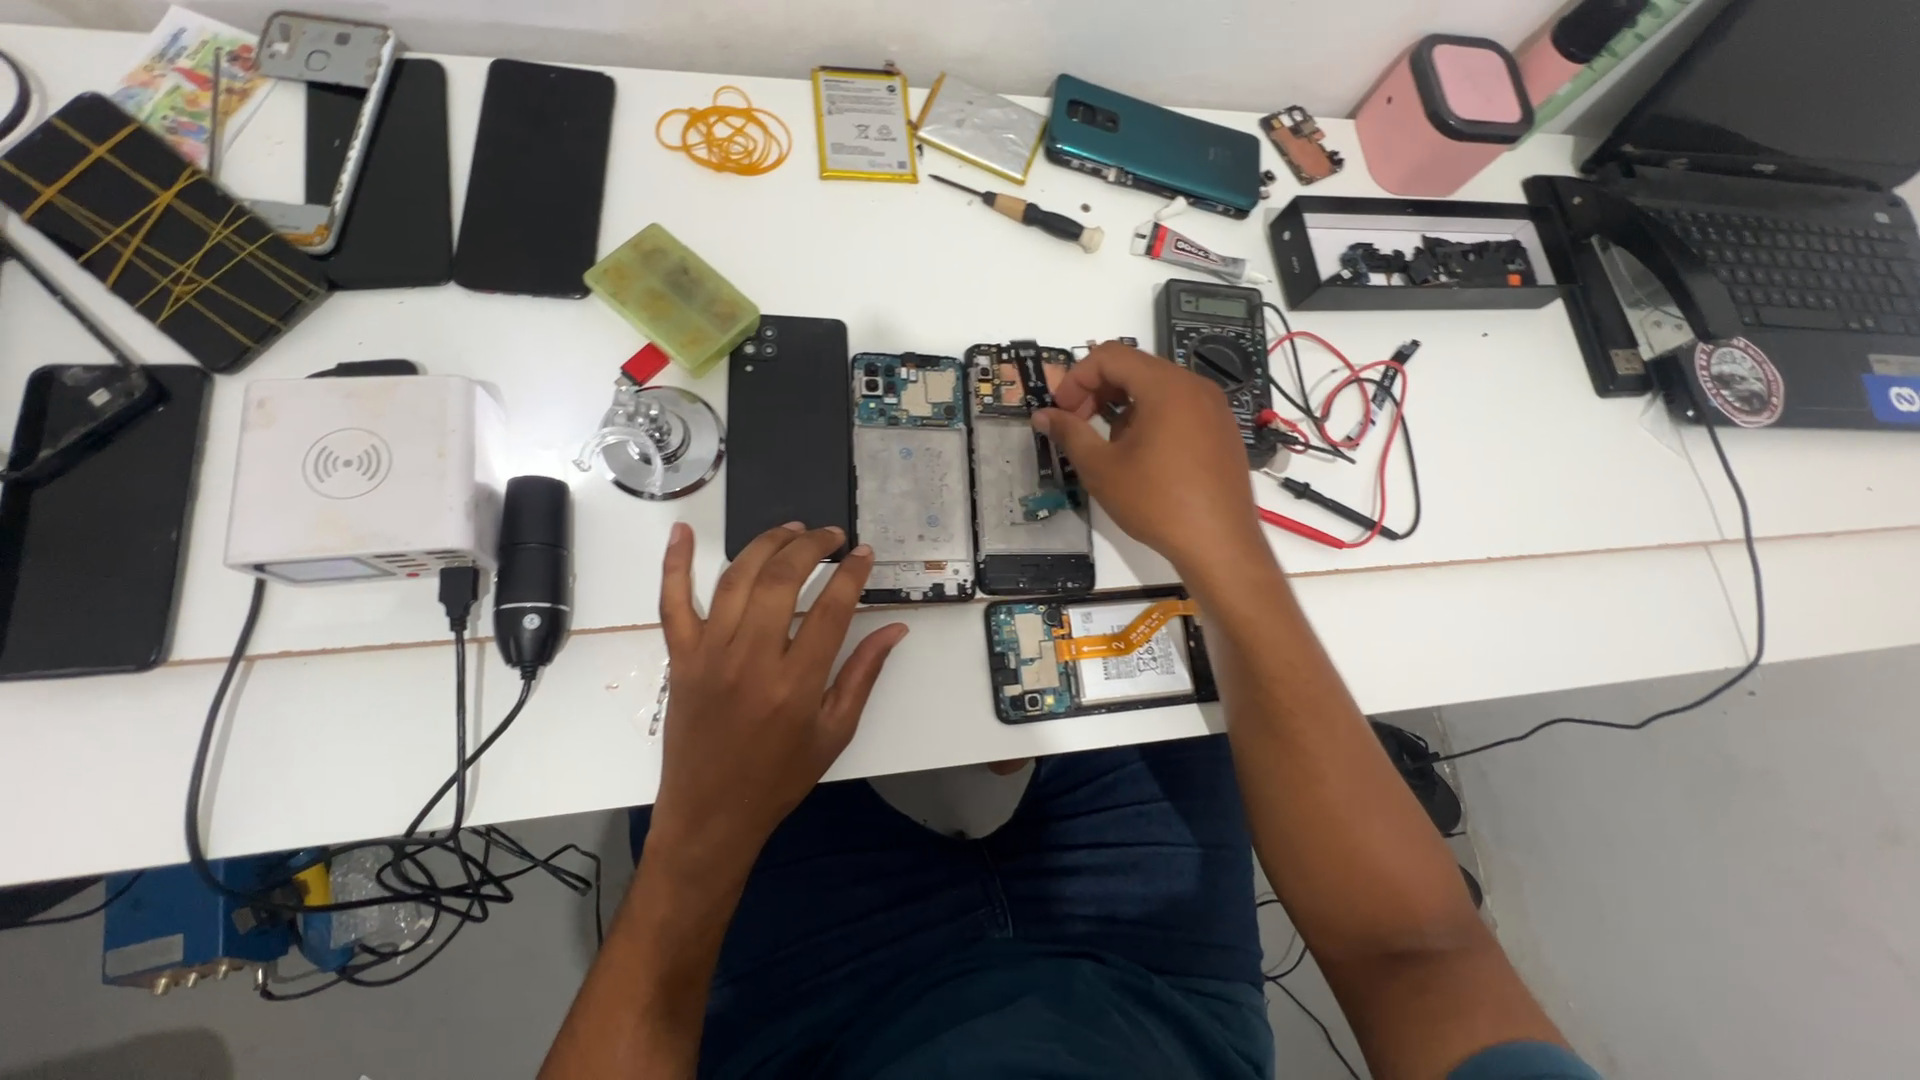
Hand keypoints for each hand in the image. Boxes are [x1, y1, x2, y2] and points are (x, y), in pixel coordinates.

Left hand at [650, 522, 907, 875]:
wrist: (710, 814)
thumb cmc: (779, 777)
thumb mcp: (835, 732)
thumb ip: (864, 674)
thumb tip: (895, 629)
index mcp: (795, 685)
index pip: (830, 609)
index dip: (851, 574)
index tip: (864, 554)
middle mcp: (751, 660)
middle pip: (781, 580)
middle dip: (811, 546)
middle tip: (832, 536)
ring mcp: (709, 655)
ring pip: (735, 579)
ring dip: (765, 544)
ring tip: (792, 530)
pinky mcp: (680, 658)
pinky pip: (672, 602)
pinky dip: (675, 564)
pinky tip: (683, 532)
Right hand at [1036, 341, 1268, 578]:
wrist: (1219, 544)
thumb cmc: (1157, 503)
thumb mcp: (1102, 468)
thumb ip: (1069, 433)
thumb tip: (1043, 416)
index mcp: (1166, 386)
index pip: (1110, 356)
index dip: (1077, 378)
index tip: (1062, 410)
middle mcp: (1195, 387)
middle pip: (1135, 368)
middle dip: (1098, 391)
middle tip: (1077, 425)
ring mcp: (1214, 408)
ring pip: (1157, 389)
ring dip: (1123, 407)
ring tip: (1110, 447)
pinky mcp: (1222, 431)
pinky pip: (1180, 408)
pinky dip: (1152, 418)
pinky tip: (1142, 458)